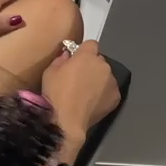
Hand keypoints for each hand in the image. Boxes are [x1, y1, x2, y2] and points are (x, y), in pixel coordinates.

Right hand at [40, 40, 120, 157]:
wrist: (66, 121)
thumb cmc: (55, 94)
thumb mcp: (49, 72)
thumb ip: (60, 60)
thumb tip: (67, 56)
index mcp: (87, 56)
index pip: (91, 44)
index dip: (83, 52)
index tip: (75, 60)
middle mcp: (103, 65)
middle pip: (99, 61)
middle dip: (91, 67)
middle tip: (79, 80)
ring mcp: (111, 81)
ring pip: (105, 76)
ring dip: (98, 80)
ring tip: (85, 94)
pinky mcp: (116, 97)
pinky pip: (109, 90)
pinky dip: (103, 94)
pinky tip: (92, 103)